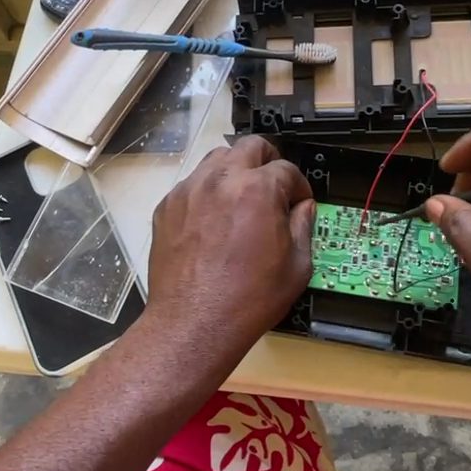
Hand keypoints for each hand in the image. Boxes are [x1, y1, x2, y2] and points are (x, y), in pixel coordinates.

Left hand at [141, 136, 314, 367]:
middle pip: (250, 146)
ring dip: (235, 171)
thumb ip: (303, 226)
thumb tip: (302, 208)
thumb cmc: (249, 299)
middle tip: (273, 186)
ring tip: (241, 200)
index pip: (286, 169)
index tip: (299, 203)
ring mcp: (189, 190)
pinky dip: (208, 192)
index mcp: (257, 190)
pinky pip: (192, 184)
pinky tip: (213, 221)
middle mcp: (220, 179)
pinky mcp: (167, 206)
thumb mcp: (297, 266)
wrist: (193, 324)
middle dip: (268, 161)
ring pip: (217, 158)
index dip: (299, 187)